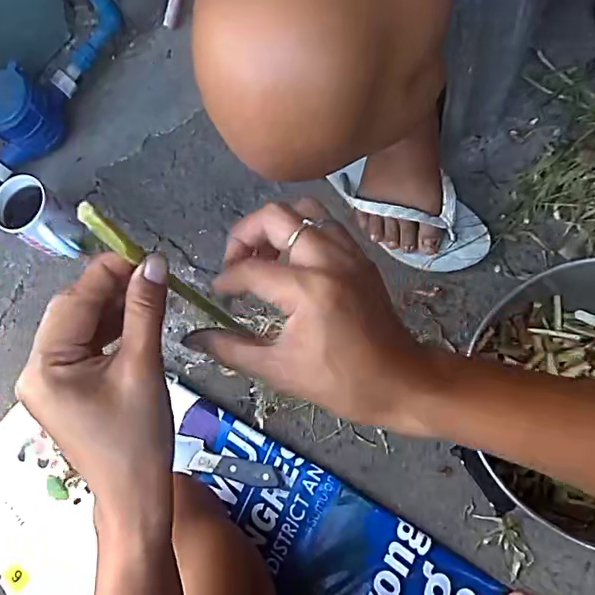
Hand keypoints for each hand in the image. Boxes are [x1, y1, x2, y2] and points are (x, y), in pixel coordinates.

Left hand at [16, 253, 173, 530]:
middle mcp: (36, 372)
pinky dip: (111, 334)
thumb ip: (145, 312)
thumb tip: (153, 264)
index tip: (142, 254)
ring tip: (150, 294)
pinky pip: (86, 350)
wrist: (136, 496)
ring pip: (81, 330)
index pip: (74, 303)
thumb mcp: (144, 368)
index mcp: (44, 368)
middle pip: (74, 314)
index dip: (108, 273)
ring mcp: (49, 383)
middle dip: (111, 290)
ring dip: (114, 310)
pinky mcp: (66, 392)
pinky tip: (137, 321)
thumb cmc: (138, 439)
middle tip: (152, 273)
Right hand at [184, 200, 446, 430]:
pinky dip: (305, 232)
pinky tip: (295, 262)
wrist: (400, 381)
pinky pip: (328, 226)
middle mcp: (329, 261)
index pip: (251, 268)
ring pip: (306, 212)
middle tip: (237, 263)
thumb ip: (232, 349)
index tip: (220, 293)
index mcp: (307, 290)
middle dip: (245, 234)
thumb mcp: (280, 371)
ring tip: (266, 258)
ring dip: (278, 228)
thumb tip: (194, 338)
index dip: (227, 279)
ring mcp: (351, 255)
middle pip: (276, 216)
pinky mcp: (363, 259)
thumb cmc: (341, 383)